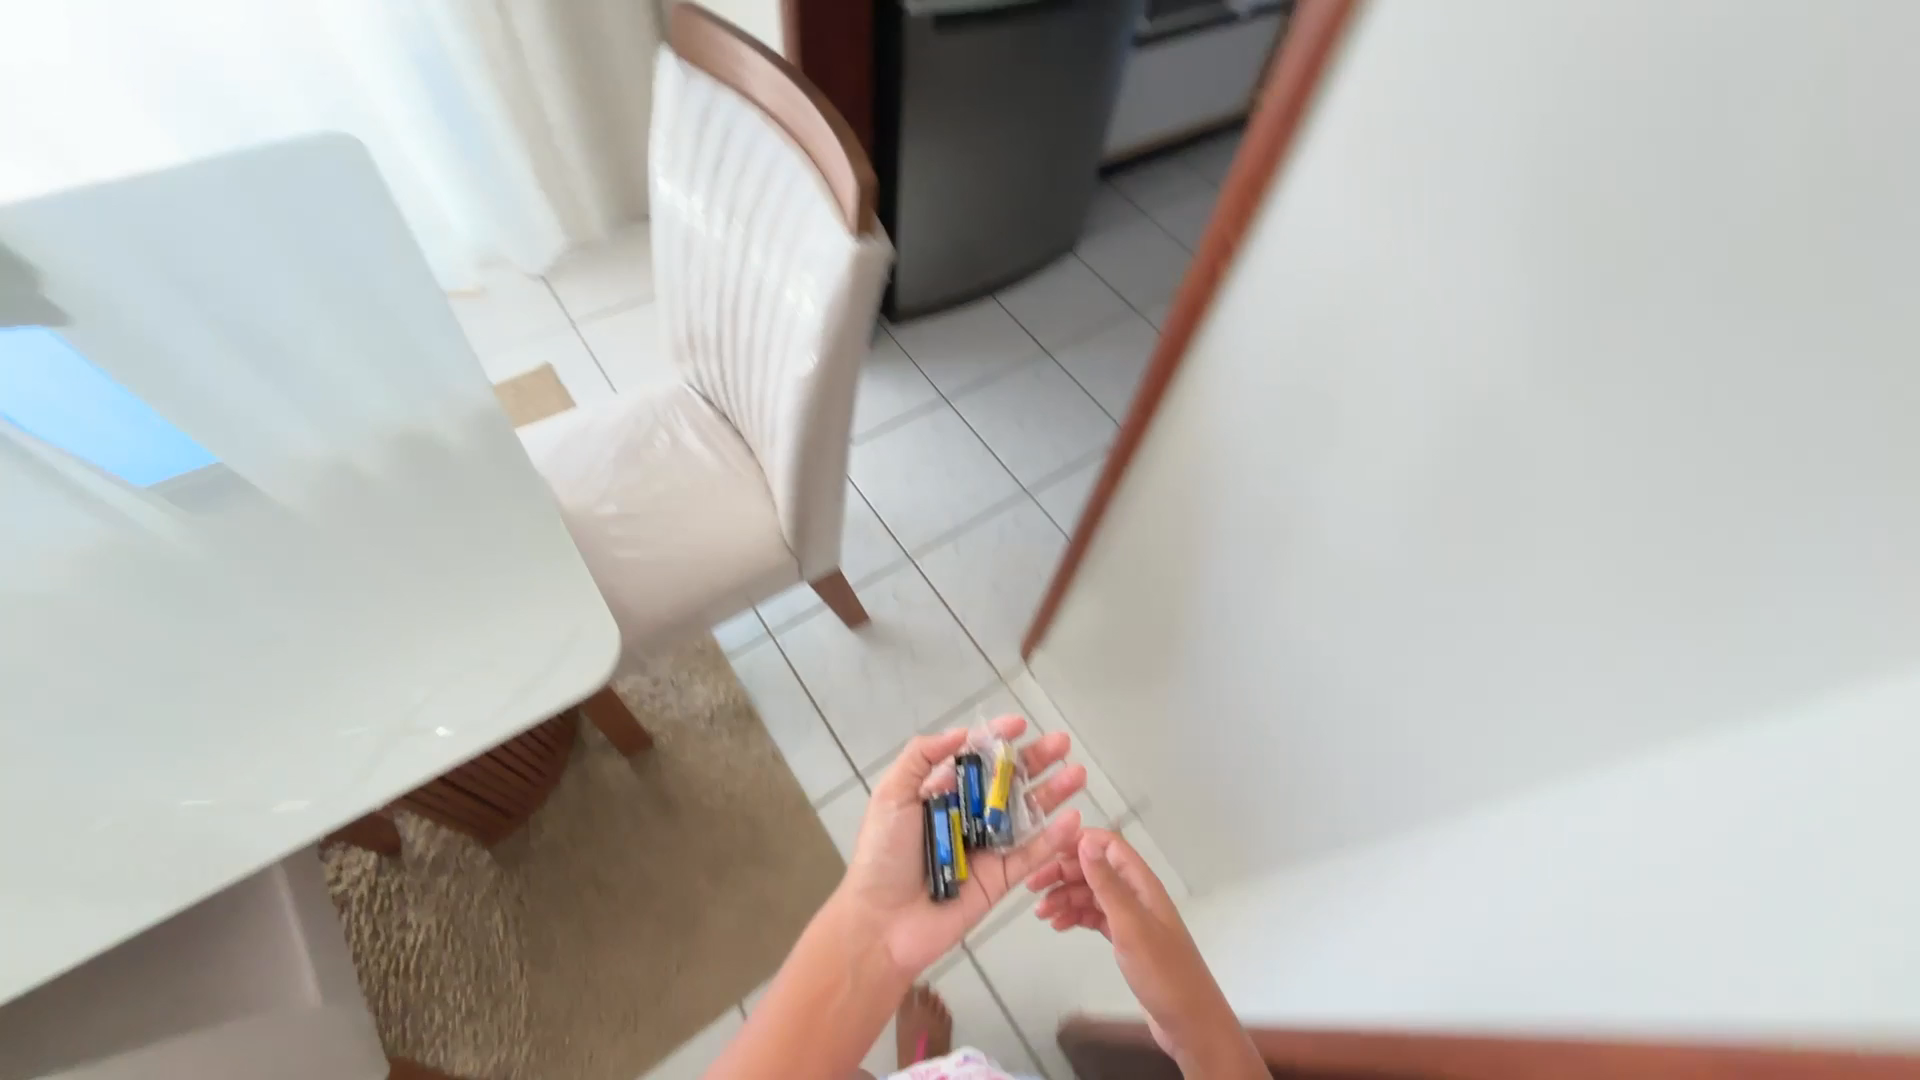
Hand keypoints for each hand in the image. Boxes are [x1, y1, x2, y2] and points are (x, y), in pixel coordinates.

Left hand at [839, 714, 1085, 978]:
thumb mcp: (891, 795)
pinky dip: (1054, 837)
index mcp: (942, 793)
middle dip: (1036, 760)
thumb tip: (961, 732)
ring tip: (1077, 772)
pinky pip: (1032, 854)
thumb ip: (921, 757)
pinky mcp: (1001, 879)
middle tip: (1062, 742)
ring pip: (1027, 814)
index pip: (975, 758)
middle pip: (1009, 782)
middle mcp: (968, 815)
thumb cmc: (882, 855)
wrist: (882, 923)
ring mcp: (987, 847)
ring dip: (1053, 792)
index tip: (1019, 724)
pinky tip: (1074, 817)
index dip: (998, 739)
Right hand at [1026, 830, 1263, 1076]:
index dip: (1078, 842)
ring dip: (1065, 897)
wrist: (1189, 1023)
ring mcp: (1131, 916)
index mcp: (1140, 882)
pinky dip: (1075, 916)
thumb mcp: (1129, 924)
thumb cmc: (1162, 971)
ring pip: (1091, 893)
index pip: (1107, 845)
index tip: (1046, 851)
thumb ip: (1106, 881)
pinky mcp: (1126, 938)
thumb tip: (1085, 839)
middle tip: (1032, 887)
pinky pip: (1094, 916)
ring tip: (1040, 914)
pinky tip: (1058, 925)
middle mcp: (1135, 893)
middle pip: (1094, 868)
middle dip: (1063, 873)